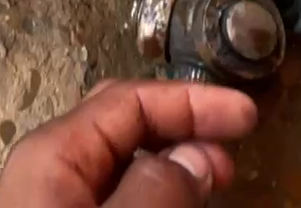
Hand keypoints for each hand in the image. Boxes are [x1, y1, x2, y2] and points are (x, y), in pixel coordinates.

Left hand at [0, 80, 258, 207]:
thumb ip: (157, 193)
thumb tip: (196, 155)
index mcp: (56, 154)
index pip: (129, 103)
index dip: (191, 102)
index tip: (249, 116)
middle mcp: (52, 171)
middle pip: (124, 127)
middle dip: (180, 129)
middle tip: (233, 156)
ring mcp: (55, 206)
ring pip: (121, 168)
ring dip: (169, 168)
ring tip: (216, 185)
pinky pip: (112, 202)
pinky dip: (150, 202)